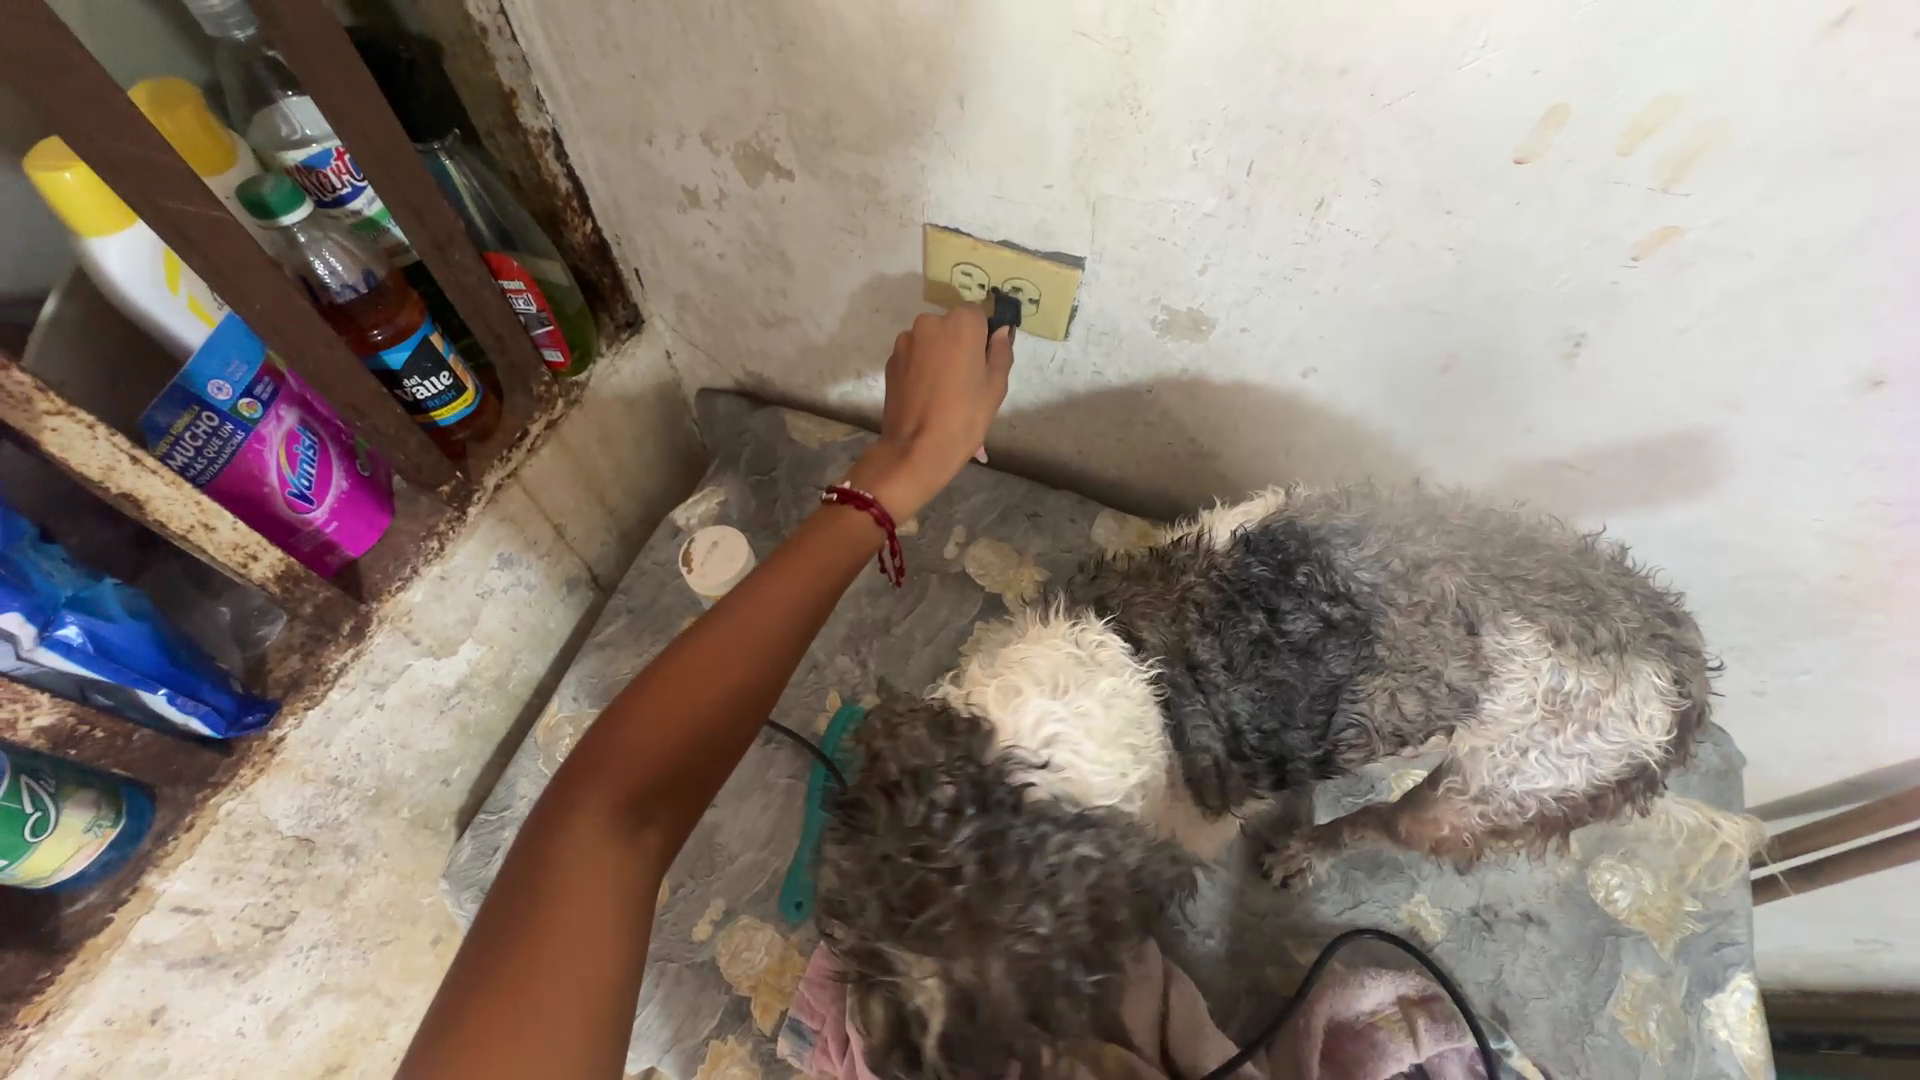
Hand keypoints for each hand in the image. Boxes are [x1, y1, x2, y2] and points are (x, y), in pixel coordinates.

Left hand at [845, 306, 1012, 519]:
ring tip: (943, 393)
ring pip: (930, 342)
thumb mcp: (995, 386)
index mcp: (960, 323)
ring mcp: (905, 342)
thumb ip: (1000, 352)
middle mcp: (929, 323)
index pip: (977, 315)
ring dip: (938, 357)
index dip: (983, 338)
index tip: (984, 364)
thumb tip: (1001, 331)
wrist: (917, 449)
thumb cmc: (965, 417)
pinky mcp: (890, 362)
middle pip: (951, 327)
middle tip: (965, 381)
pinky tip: (926, 397)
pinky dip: (921, 370)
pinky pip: (914, 358)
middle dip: (959, 345)